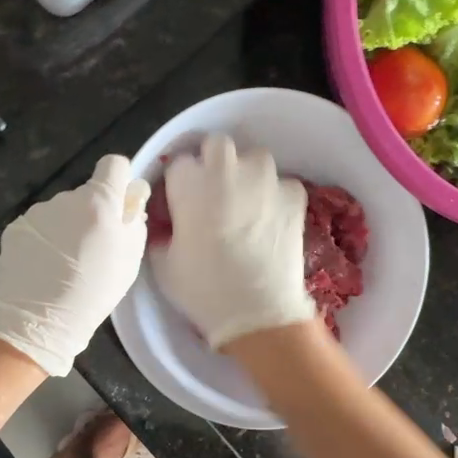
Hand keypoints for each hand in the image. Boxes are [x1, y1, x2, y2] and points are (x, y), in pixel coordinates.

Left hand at [0, 156, 150, 376]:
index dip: (119, 181)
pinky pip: (38, 227)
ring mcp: (36, 213)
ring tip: (65, 264)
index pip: (113, 164)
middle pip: (85, 194)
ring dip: (66, 228)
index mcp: (98, 201)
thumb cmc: (94, 291)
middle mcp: (65, 198)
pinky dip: (43, 240)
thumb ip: (133, 219)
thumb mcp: (130, 258)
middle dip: (91, 214)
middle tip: (92, 249)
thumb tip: (131, 196)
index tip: (118, 207)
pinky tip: (44, 267)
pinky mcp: (15, 229)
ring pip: (60, 212)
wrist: (40, 321)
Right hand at [151, 134, 314, 348]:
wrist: (257, 312)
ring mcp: (265, 178)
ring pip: (254, 159)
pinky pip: (281, 184)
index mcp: (189, 182)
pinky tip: (270, 222)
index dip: (181, 183)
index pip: (180, 164)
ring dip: (247, 174)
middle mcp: (226, 168)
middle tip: (214, 194)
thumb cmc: (202, 289)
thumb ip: (162, 232)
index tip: (183, 203)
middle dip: (214, 163)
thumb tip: (167, 225)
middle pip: (217, 145)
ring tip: (246, 204)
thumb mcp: (163, 264)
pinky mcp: (295, 194)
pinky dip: (275, 197)